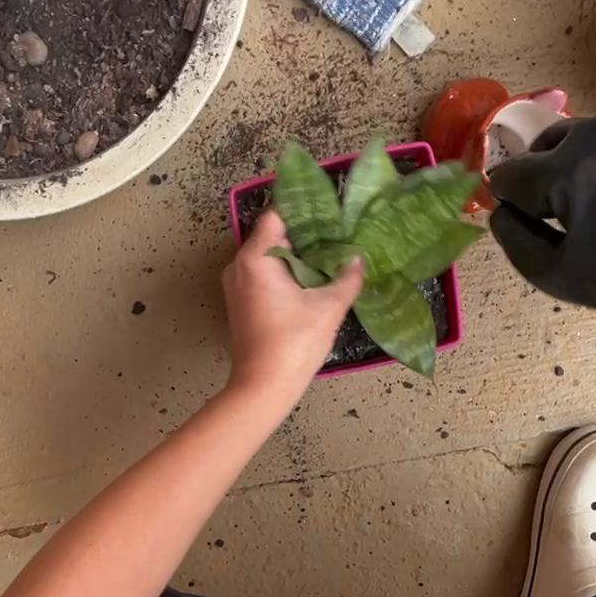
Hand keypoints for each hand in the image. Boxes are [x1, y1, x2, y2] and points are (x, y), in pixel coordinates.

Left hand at [221, 210, 365, 404]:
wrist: (263, 387)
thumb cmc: (292, 344)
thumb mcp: (328, 308)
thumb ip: (347, 278)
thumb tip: (359, 259)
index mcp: (256, 259)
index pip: (276, 216)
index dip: (303, 209)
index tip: (330, 210)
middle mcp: (239, 267)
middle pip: (273, 236)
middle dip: (304, 234)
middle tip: (338, 232)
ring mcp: (237, 286)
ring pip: (269, 258)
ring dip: (297, 256)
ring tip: (330, 255)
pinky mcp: (241, 304)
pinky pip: (264, 277)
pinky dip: (286, 274)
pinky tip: (312, 281)